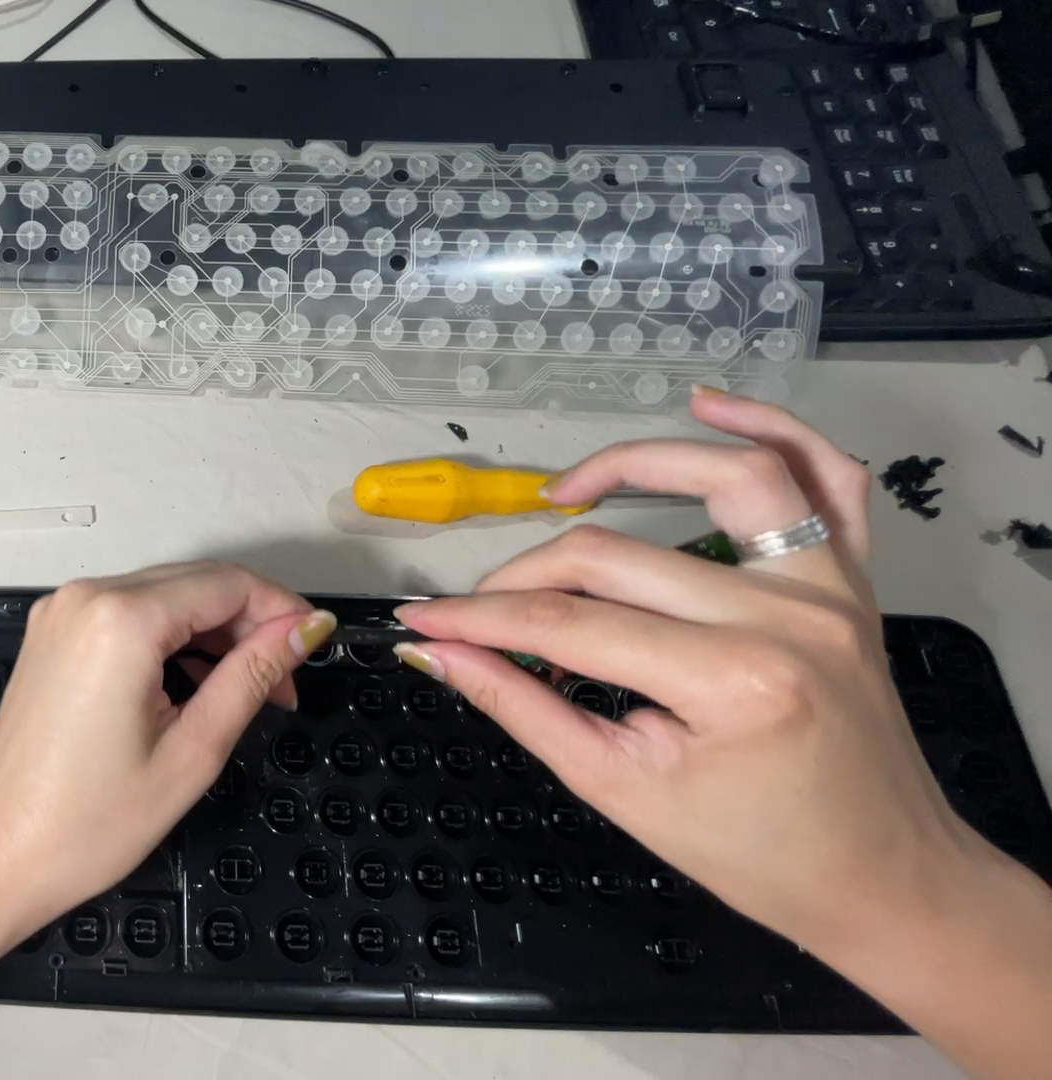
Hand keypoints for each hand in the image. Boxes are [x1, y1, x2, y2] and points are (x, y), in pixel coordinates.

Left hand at [0, 561, 335, 936]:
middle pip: (193, 583)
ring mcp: (60, 611)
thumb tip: (307, 627)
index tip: (315, 644)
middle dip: (248, 624)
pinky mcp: (50, 633)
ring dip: (209, 634)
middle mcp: (84, 596)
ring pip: (161, 598)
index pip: (226, 583)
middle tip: (284, 684)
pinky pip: (126, 616)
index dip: (280, 608)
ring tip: (245, 693)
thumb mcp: (192, 751)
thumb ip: (252, 676)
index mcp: (120, 618)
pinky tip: (191, 686)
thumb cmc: (89, 823)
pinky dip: (167, 641)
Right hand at [393, 388, 1051, 1077]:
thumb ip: (516, 704)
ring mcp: (826, 586)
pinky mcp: (846, 580)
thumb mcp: (611, 785)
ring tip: (562, 491)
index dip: (474, 619)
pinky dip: (773, 429)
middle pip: (609, 558)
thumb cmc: (747, 849)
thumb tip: (436, 654)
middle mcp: (785, 615)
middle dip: (515, 581)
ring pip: (722, 478)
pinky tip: (711, 406)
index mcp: (731, 681)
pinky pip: (828, 478)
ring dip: (632, 466)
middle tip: (470, 614)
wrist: (881, 878)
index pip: (564, 623)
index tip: (417, 619)